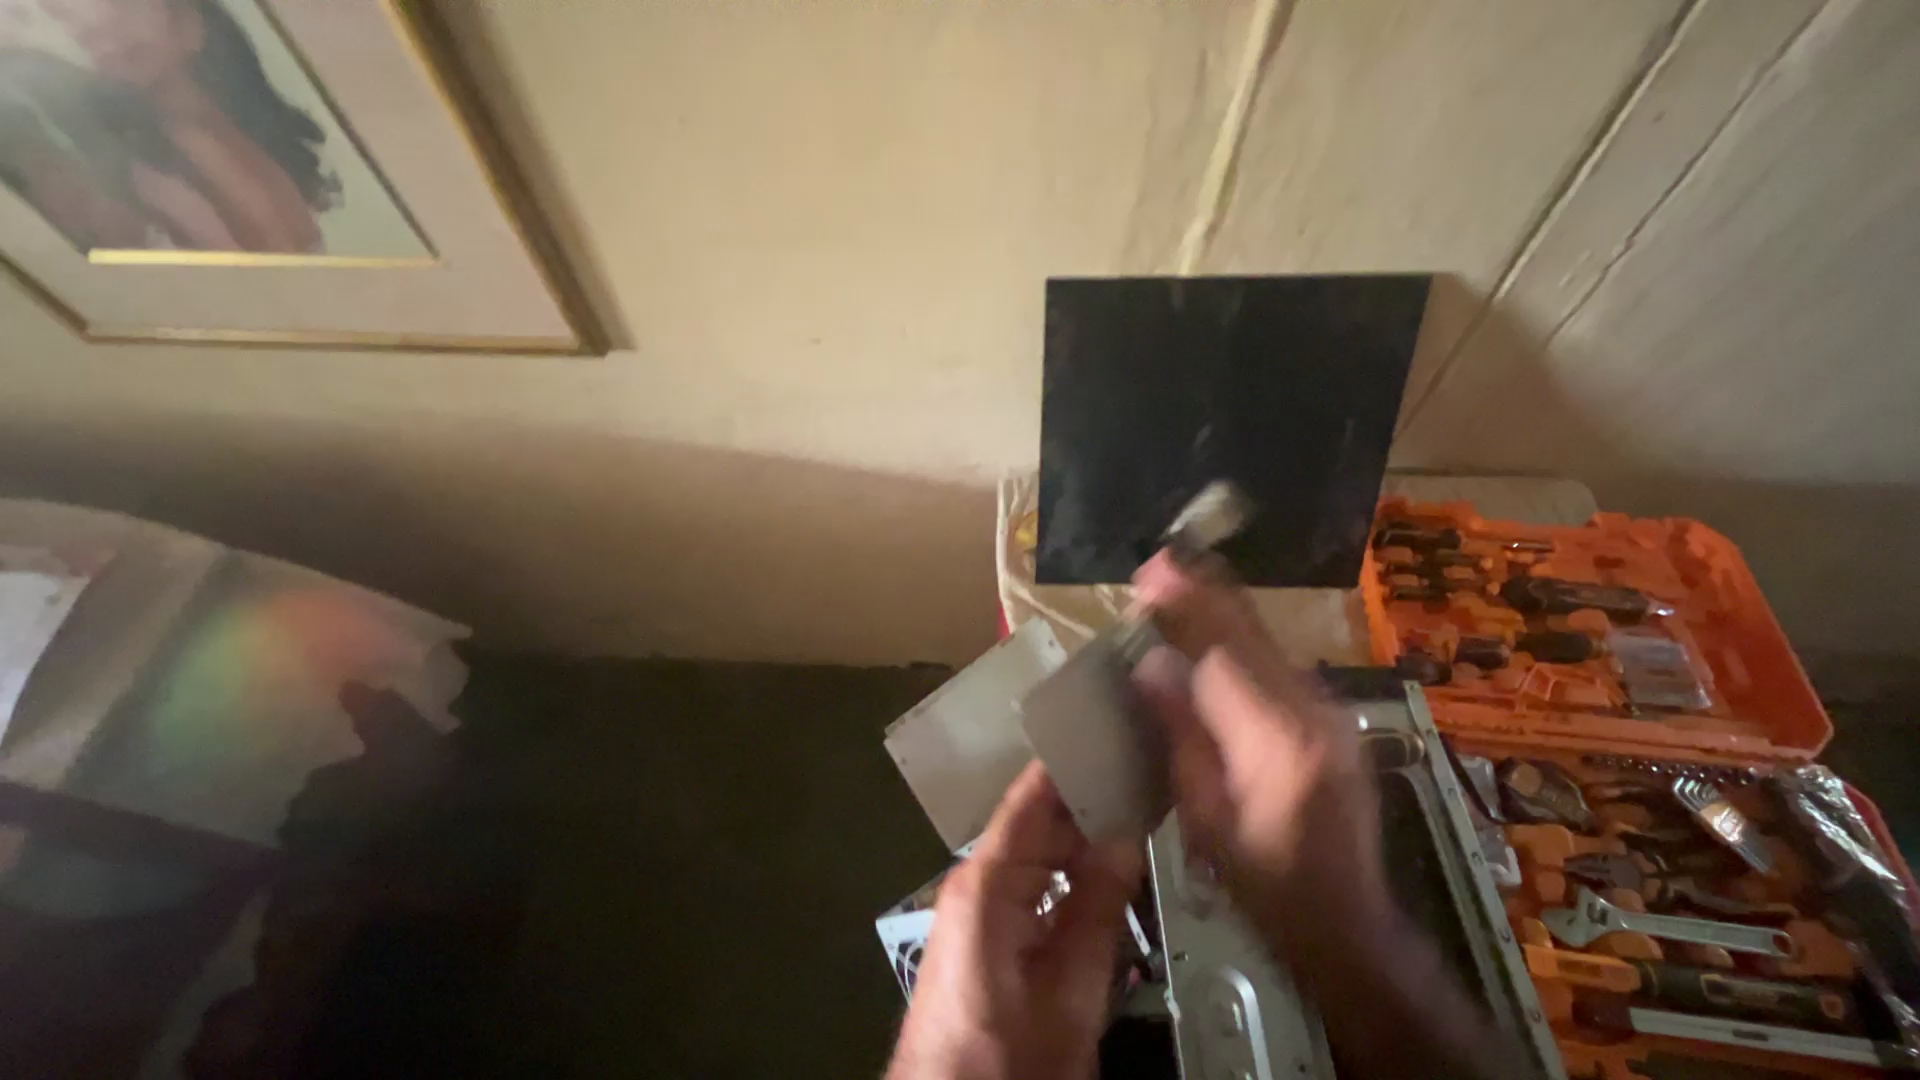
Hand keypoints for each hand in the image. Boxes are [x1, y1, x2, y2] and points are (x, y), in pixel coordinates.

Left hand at [887, 763, 1142, 1079]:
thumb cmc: (1006, 1060)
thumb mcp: (1069, 993)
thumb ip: (1097, 911)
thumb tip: (1125, 839)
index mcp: (987, 883)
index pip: (1029, 800)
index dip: (1066, 762)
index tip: (1106, 729)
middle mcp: (975, 881)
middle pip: (1035, 822)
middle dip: (1086, 801)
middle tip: (1141, 779)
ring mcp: (975, 905)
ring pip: (1035, 851)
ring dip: (1079, 837)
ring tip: (1134, 815)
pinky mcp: (984, 930)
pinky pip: (1030, 881)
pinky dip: (1065, 871)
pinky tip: (1103, 868)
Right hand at [1130, 552, 1389, 944]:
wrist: (1349, 926)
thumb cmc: (1263, 885)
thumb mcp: (1204, 817)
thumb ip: (1181, 732)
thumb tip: (1151, 664)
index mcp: (1274, 739)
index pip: (1221, 650)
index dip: (1185, 604)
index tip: (1152, 568)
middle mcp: (1312, 712)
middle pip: (1251, 633)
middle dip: (1203, 592)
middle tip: (1162, 562)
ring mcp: (1332, 714)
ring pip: (1268, 644)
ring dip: (1221, 612)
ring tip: (1179, 586)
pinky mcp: (1335, 722)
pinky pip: (1280, 665)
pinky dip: (1243, 641)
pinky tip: (1216, 633)